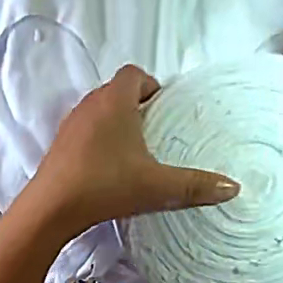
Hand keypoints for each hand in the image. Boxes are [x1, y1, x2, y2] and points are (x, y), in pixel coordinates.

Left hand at [15, 65, 239, 236]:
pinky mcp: (56, 148)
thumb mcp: (156, 187)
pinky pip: (81, 135)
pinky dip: (95, 143)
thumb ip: (194, 186)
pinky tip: (104, 170)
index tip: (163, 106)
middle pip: (115, 92)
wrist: (51, 208)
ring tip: (131, 151)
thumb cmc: (104, 186)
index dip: (151, 85)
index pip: (135, 74)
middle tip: (153, 130)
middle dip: (134, 106)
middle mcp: (89, 105)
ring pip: (96, 113)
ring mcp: (68, 126)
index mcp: (114, 101)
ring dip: (113, 125)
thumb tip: (232, 188)